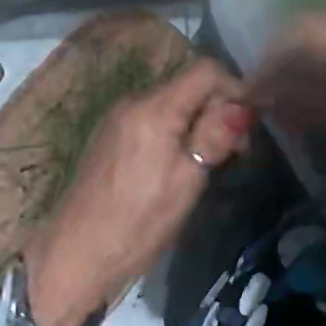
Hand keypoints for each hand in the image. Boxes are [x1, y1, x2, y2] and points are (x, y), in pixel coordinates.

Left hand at [23, 58, 253, 325]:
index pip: (206, 70)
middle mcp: (133, 102)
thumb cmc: (139, 222)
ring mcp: (117, 118)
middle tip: (237, 151)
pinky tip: (182, 164)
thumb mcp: (187, 180)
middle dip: (219, 108)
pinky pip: (154, 118)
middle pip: (188, 84)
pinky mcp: (109, 136)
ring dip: (199, 121)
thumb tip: (243, 104)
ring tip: (213, 161)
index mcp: (153, 108)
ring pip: (173, 102)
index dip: (235, 88)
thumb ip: (214, 135)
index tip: (250, 124)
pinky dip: (177, 131)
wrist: (75, 255)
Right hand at [246, 13, 325, 175]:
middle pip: (314, 33)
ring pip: (324, 45)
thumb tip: (262, 95)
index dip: (274, 60)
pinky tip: (305, 98)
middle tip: (260, 95)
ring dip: (297, 70)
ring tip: (278, 100)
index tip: (251, 89)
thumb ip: (309, 105)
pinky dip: (317, 76)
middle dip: (282, 64)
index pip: (309, 32)